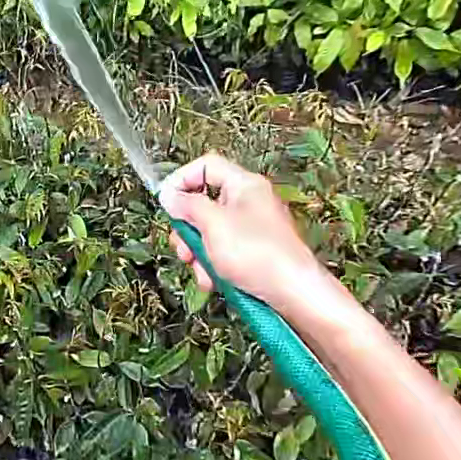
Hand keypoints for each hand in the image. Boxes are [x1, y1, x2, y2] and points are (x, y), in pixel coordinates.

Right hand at [157, 153, 335, 314]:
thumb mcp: (213, 224)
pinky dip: (213, 267)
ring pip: (210, 232)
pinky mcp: (254, 253)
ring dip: (198, 253)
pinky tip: (213, 281)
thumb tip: (169, 195)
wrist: (294, 293)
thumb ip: (187, 206)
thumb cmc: (259, 254)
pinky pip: (223, 253)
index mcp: (244, 185)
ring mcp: (252, 228)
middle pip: (203, 203)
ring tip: (201, 271)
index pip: (205, 166)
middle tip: (183, 246)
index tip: (166, 202)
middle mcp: (249, 202)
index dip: (181, 180)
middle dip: (187, 228)